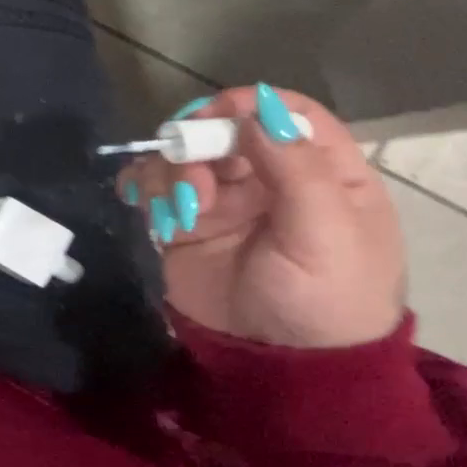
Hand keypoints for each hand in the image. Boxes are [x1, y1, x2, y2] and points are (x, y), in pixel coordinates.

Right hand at [118, 85, 404, 348]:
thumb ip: (295, 169)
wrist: (278, 361)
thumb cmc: (323, 297)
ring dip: (170, 171)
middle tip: (193, 174)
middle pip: (222, 128)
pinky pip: (150, 185)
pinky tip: (147, 207)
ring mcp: (220, 199)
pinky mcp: (180, 222)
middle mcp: (268, 177)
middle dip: (198, 142)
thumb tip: (256, 110)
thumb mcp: (326, 233)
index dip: (251, 105)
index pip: (288, 113)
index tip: (216, 118)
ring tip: (182, 211)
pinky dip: (141, 187)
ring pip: (181, 154)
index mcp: (322, 173)